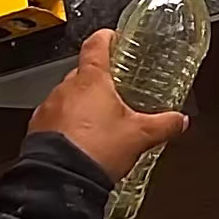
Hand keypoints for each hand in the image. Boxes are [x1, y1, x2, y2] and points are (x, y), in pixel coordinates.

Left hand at [29, 29, 186, 179]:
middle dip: (100, 79)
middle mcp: (66, 90)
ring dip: (83, 103)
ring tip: (102, 119)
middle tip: (118, 88)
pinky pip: (56, 118)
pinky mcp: (37, 130)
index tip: (113, 36)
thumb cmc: (96, 150)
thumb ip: (165, 124)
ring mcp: (48, 109)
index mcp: (91, 81)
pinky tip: (84, 138)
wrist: (60, 182)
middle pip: (83, 73)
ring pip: (68, 96)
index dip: (106, 37)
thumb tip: (181, 120)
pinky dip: (69, 123)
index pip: (96, 46)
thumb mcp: (141, 135)